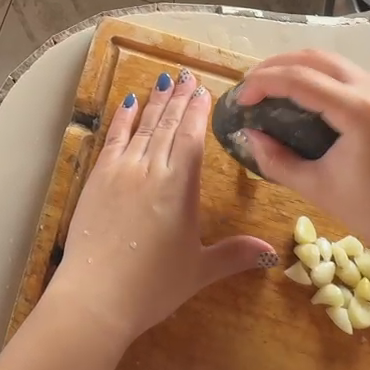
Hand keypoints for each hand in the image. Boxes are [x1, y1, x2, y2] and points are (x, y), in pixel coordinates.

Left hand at [44, 69, 277, 342]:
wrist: (97, 293)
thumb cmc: (153, 286)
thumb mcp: (199, 270)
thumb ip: (235, 254)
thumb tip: (273, 251)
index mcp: (180, 188)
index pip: (191, 138)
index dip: (197, 112)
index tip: (203, 90)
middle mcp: (151, 169)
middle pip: (168, 125)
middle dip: (178, 99)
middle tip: (186, 75)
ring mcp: (122, 170)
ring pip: (143, 127)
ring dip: (155, 102)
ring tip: (164, 80)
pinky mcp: (99, 176)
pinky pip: (114, 138)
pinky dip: (122, 118)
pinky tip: (128, 102)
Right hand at [236, 51, 369, 265]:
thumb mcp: (321, 190)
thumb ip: (278, 160)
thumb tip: (249, 135)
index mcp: (360, 110)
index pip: (298, 79)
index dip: (262, 83)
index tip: (239, 100)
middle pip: (315, 58)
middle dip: (276, 66)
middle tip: (250, 86)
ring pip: (335, 63)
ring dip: (299, 68)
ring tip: (273, 89)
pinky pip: (352, 77)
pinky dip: (323, 79)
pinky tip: (308, 100)